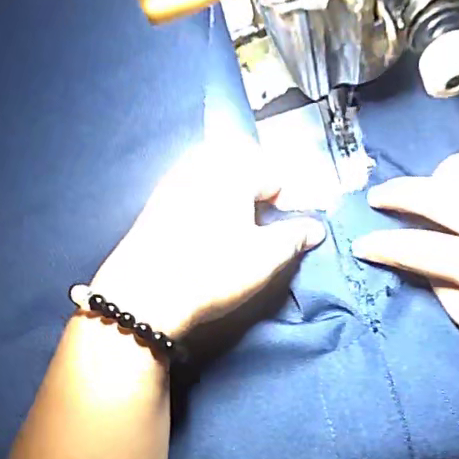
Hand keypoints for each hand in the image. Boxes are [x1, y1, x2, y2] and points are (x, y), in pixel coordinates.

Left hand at [85, 138, 324, 336]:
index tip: (287, 230)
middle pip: (241, 164)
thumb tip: (315, 228)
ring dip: (232, 196)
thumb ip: (294, 237)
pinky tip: (208, 236)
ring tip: (238, 232)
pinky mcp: (156, 202)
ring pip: (214, 175)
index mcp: (232, 168)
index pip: (274, 173)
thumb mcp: (265, 258)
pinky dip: (207, 204)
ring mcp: (174, 180)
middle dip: (258, 189)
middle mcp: (201, 164)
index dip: (287, 201)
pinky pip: (192, 190)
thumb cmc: (211, 271)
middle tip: (263, 226)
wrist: (144, 294)